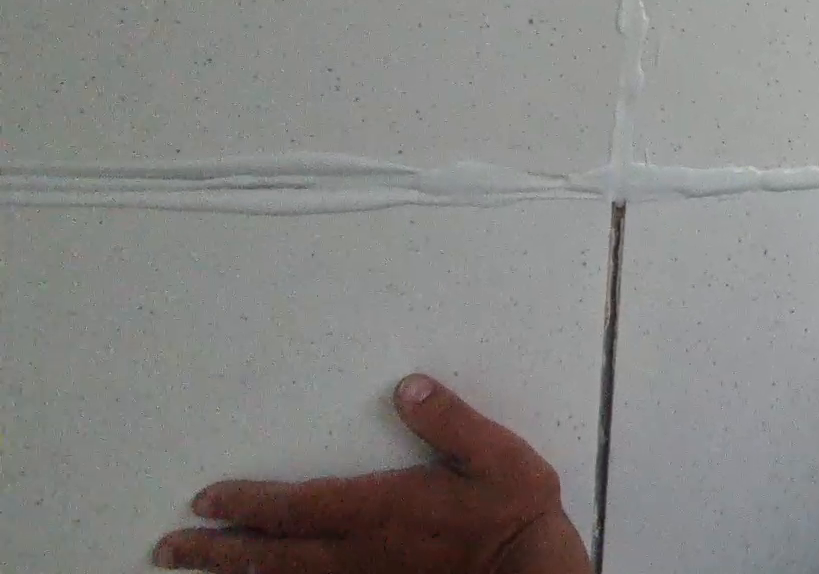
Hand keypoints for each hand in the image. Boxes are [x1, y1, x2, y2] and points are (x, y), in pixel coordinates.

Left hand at [153, 375, 589, 573]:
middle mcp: (359, 548)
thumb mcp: (493, 451)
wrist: (525, 565)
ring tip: (198, 566)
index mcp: (383, 507)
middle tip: (170, 546)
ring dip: (236, 571)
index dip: (251, 502)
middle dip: (221, 547)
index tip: (207, 498)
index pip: (300, 506)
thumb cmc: (511, 504)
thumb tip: (407, 386)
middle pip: (274, 552)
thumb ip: (450, 420)